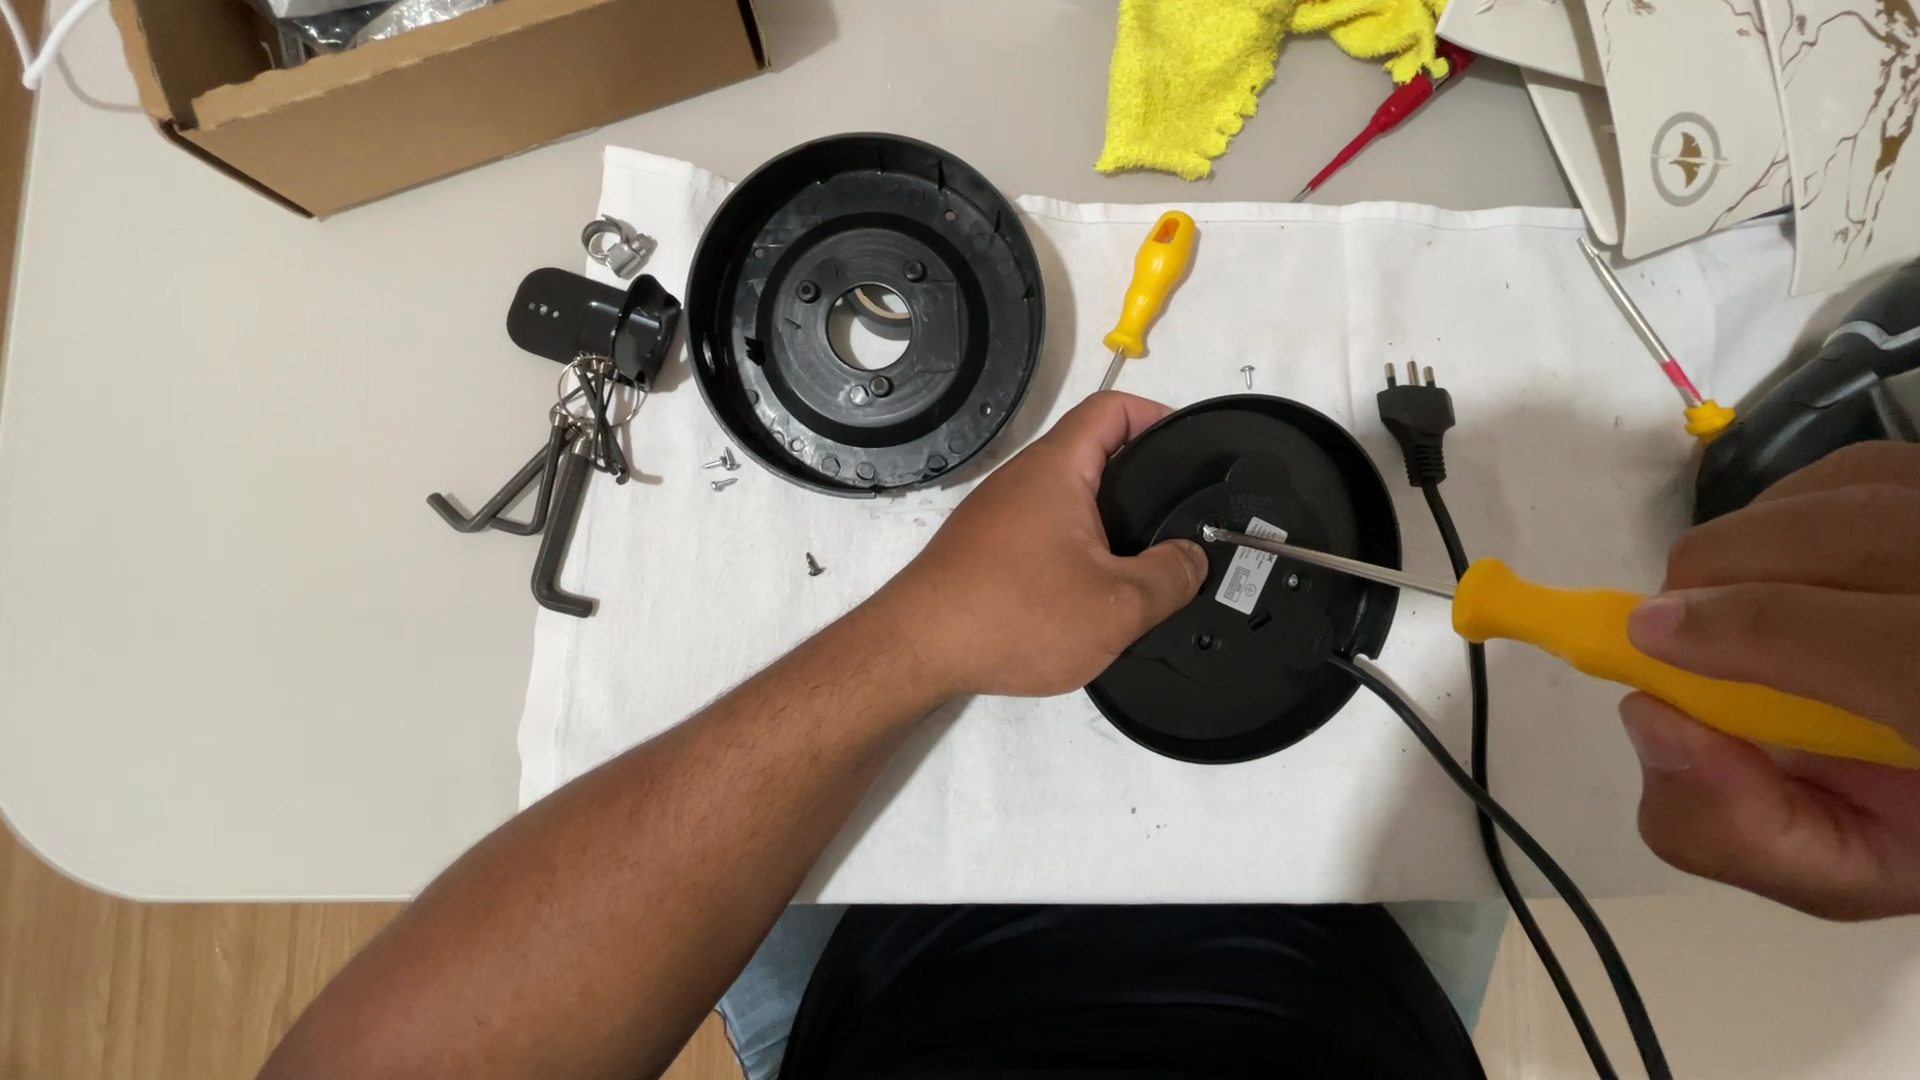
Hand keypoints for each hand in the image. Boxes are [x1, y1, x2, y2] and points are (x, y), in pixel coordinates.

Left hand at [873, 392, 1206, 698]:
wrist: (918, 650)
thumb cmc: (1014, 615)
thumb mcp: (1115, 605)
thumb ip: (1170, 577)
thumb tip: (1191, 558)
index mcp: (1056, 469)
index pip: (1112, 409)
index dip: (1158, 414)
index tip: (1190, 445)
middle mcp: (1022, 480)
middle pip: (1092, 454)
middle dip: (1141, 478)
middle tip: (1179, 514)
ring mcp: (998, 514)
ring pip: (1068, 499)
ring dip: (1107, 520)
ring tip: (1145, 557)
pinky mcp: (985, 548)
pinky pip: (1045, 531)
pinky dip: (1077, 546)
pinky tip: (1093, 587)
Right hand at [1620, 441, 1919, 918]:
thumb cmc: (1917, 819)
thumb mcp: (1842, 867)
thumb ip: (1730, 830)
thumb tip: (1651, 718)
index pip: (1884, 646)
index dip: (1744, 629)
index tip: (1644, 638)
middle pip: (1849, 535)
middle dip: (1726, 581)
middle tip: (1691, 635)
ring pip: (1844, 491)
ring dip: (1757, 547)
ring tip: (1753, 606)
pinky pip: (1855, 472)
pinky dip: (1796, 511)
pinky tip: (1804, 572)